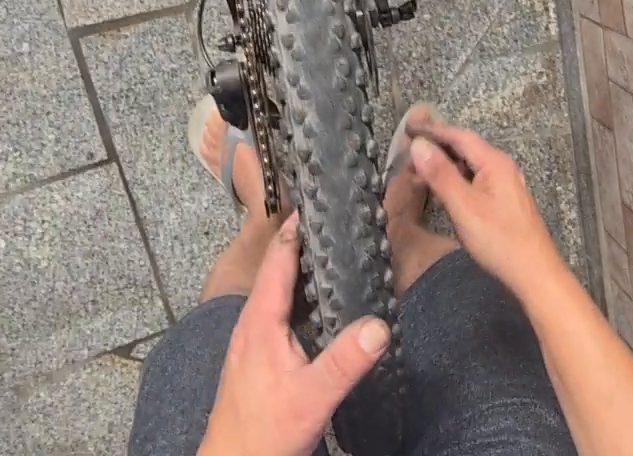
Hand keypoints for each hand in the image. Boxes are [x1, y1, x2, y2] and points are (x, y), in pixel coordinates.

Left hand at [198, 214, 391, 455]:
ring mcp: (252, 337)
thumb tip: (379, 325)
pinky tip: (318, 300)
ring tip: (331, 249)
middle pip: (277, 266)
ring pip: (276, 287)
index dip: (298, 226)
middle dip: (302, 239)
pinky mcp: (258, 353)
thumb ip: (345, 360)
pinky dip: (297, 291)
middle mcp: (252, 319)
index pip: (279, 256)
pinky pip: (278, 306)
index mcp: (261, 317)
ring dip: (300, 265)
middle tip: (335, 217)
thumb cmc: (264, 434)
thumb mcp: (312, 397)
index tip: (321, 199)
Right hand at [408, 123, 567, 297]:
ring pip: (470, 165)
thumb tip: (418, 145)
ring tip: (420, 172)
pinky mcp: (505, 200)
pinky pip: (476, 179)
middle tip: (409, 152)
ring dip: (445, 165)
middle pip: (465, 148)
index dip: (433, 129)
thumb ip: (440, 174)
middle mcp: (502, 167)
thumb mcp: (464, 206)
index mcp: (495, 162)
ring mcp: (506, 184)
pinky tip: (444, 191)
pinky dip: (456, 179)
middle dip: (437, 147)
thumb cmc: (499, 240)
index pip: (459, 136)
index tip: (409, 127)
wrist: (535, 274)